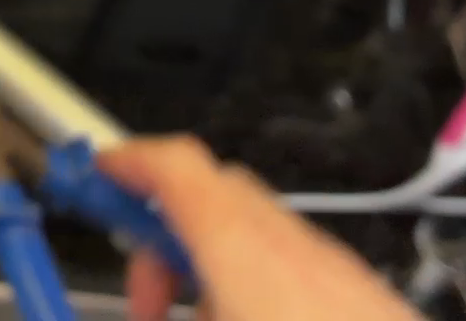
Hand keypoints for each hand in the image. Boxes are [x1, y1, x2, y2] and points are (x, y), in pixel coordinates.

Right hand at [99, 137, 419, 320]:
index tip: (93, 179)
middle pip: (212, 191)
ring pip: (255, 230)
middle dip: (164, 229)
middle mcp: (295, 251)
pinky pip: (298, 268)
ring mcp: (341, 276)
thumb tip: (116, 307)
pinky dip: (257, 283)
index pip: (176, 166)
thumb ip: (160, 307)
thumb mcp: (216, 315)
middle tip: (146, 298)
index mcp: (244, 255)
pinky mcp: (372, 303)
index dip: (127, 161)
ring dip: (210, 259)